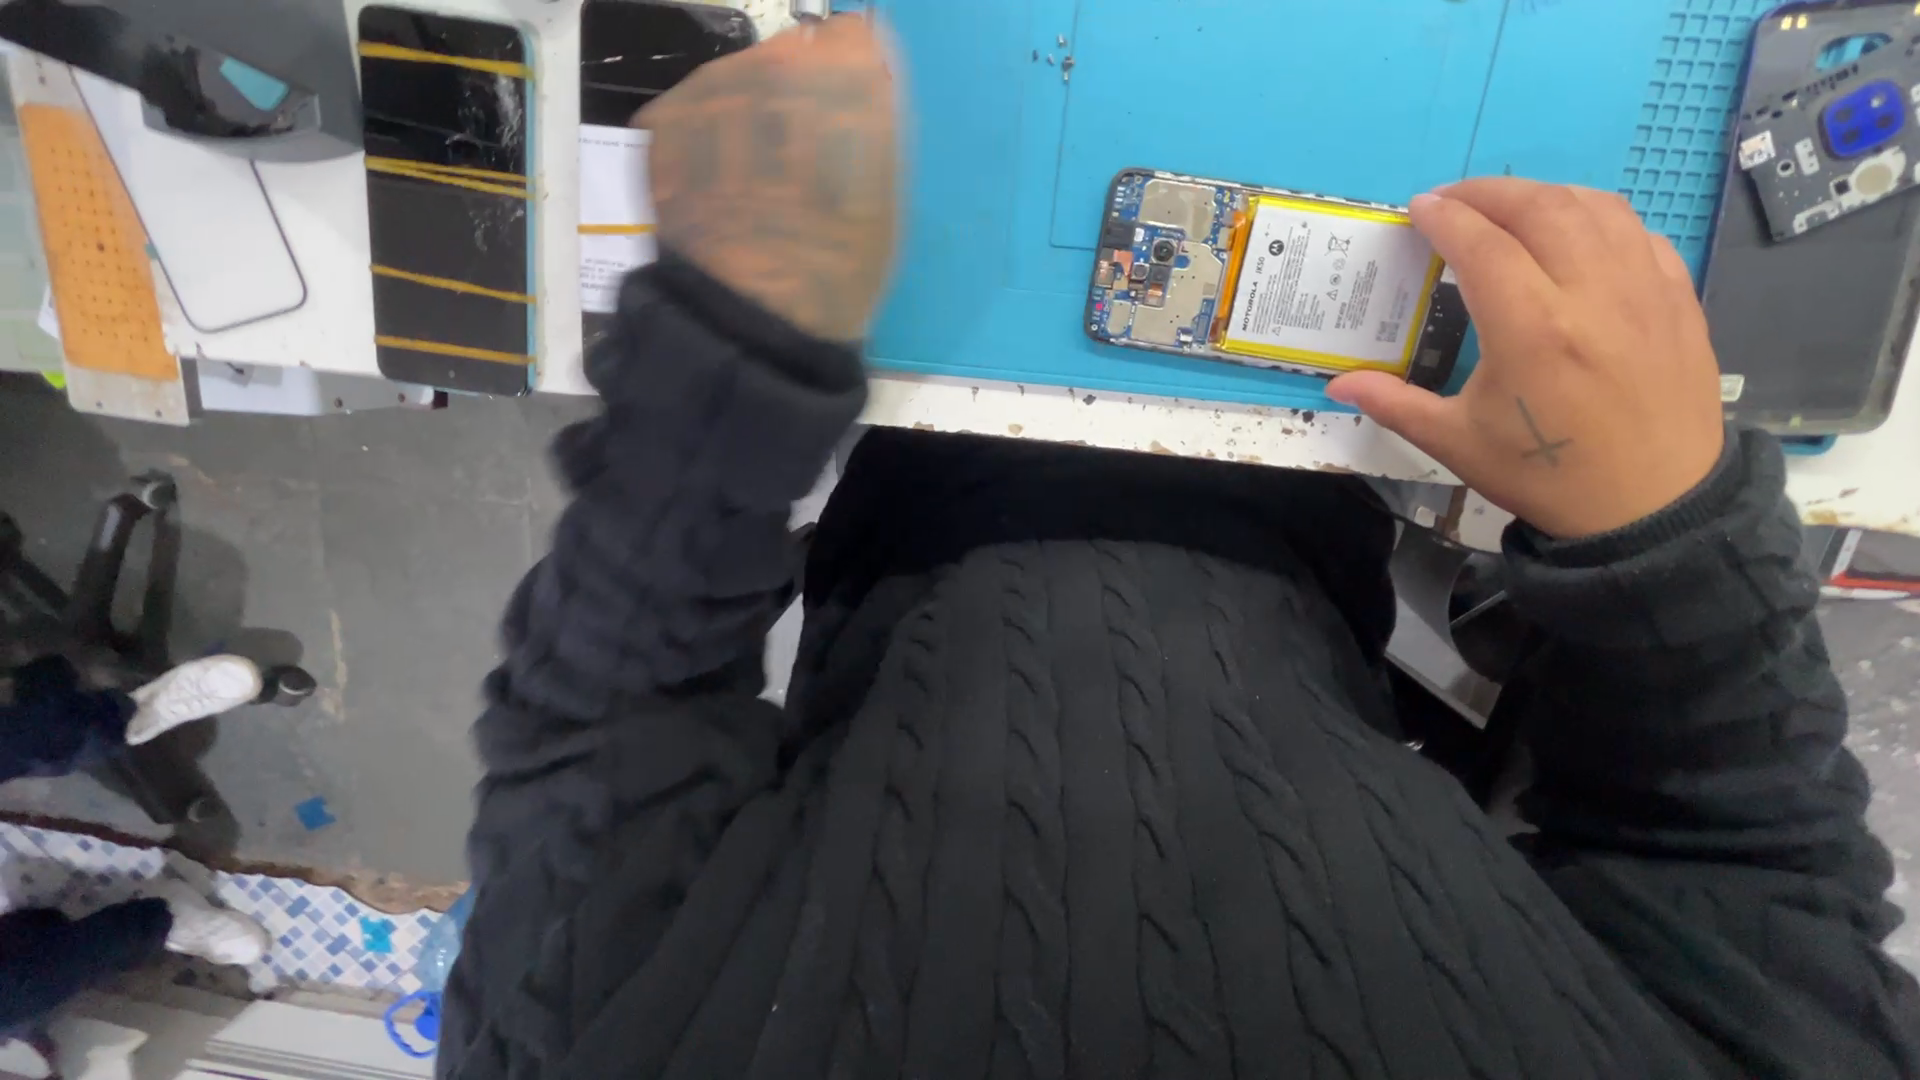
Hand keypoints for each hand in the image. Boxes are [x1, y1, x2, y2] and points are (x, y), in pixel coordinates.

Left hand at [635, 15, 902, 342]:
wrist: (756, 316)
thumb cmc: (840, 267)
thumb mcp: (886, 195)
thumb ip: (872, 126)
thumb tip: (855, 97)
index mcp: (847, 76)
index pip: (852, 40)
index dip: (850, 83)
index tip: (847, 125)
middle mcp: (775, 58)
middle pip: (790, 55)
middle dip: (796, 99)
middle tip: (798, 165)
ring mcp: (711, 85)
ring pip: (738, 80)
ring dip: (749, 118)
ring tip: (754, 186)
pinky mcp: (664, 117)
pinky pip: (697, 113)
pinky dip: (708, 144)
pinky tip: (719, 193)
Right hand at [1327, 179, 1725, 538]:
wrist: (1648, 502)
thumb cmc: (1541, 471)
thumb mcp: (1453, 442)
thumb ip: (1393, 403)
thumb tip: (1339, 385)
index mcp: (1530, 329)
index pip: (1482, 245)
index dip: (1445, 218)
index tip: (1418, 209)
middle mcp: (1590, 292)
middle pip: (1539, 208)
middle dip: (1488, 192)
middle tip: (1451, 198)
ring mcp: (1642, 288)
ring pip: (1593, 206)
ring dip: (1541, 194)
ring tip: (1504, 206)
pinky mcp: (1675, 295)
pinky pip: (1634, 230)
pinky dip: (1592, 215)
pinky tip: (1568, 231)